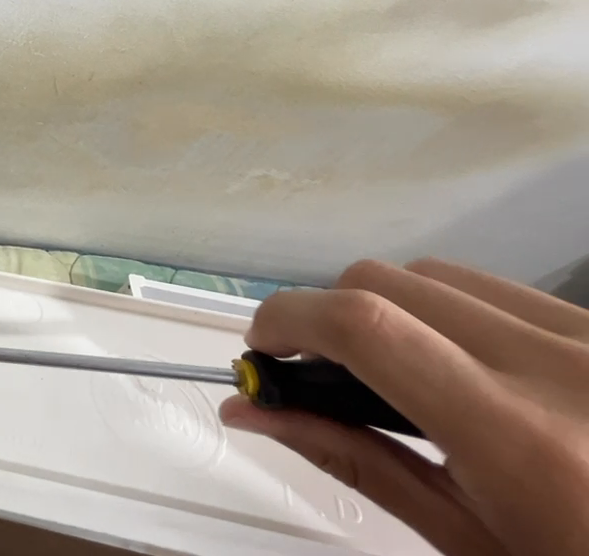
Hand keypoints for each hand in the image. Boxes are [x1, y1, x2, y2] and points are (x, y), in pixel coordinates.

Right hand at [221, 258, 588, 554]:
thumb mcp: (473, 542)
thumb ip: (352, 460)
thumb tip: (249, 408)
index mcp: (521, 437)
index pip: (360, 324)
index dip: (284, 317)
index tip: (266, 349)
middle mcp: (568, 372)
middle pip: (385, 280)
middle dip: (329, 314)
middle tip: (327, 370)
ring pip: (443, 276)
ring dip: (393, 308)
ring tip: (406, 371)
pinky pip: (510, 293)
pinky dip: (459, 316)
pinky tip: (476, 372)